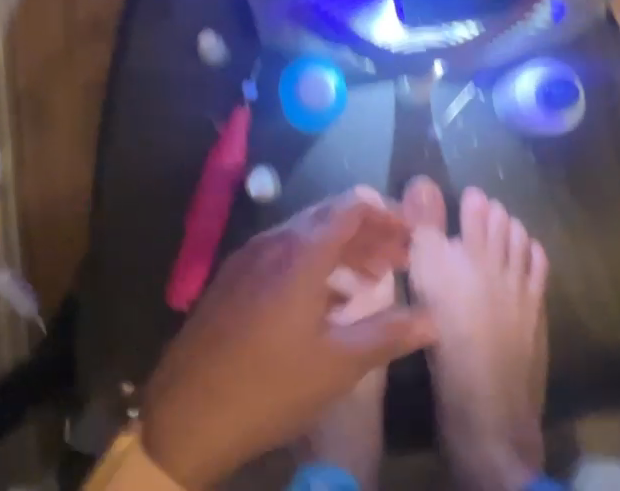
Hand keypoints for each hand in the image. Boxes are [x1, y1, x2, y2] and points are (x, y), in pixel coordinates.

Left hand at [140, 187, 434, 489]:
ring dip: (342, 250)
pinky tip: (328, 299)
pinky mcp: (231, 279)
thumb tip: (433, 318)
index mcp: (301, 253)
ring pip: (303, 236)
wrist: (186, 412)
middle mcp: (272, 243)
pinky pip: (281, 254)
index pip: (351, 208)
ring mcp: (246, 259)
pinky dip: (313, 264)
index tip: (413, 233)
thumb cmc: (270, 386)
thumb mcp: (338, 365)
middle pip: (328, 218)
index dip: (387, 214)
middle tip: (400, 258)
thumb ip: (388, 334)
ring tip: (373, 279)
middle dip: (368, 233)